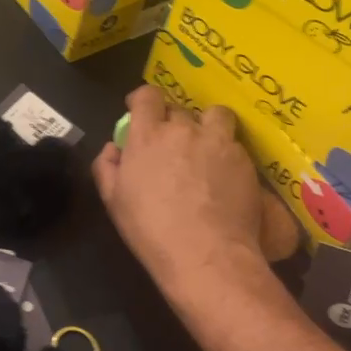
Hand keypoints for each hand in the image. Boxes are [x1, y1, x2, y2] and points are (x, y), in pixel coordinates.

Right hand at [93, 87, 268, 289]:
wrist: (206, 255)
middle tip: (173, 145)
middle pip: (179, 109)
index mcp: (148, 134)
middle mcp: (183, 129)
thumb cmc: (151, 229)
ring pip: (216, 116)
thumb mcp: (113, 200)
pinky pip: (235, 144)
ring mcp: (217, 142)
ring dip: (209, 126)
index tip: (140, 111)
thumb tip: (113, 148)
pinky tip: (226, 178)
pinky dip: (228, 153)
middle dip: (174, 122)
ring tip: (208, 147)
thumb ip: (106, 166)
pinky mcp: (244, 160)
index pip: (147, 96)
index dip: (143, 100)